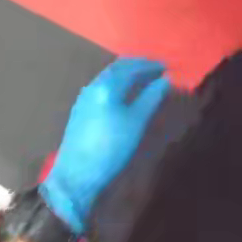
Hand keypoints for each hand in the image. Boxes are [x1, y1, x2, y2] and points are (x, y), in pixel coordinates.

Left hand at [41, 58, 171, 233]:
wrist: (75, 176)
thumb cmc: (110, 149)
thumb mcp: (136, 123)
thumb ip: (151, 97)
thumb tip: (166, 80)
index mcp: (107, 85)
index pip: (132, 66)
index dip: (151, 65)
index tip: (166, 67)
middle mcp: (94, 84)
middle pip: (119, 67)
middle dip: (138, 66)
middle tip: (156, 70)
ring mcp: (85, 96)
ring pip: (109, 76)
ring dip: (128, 73)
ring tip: (144, 80)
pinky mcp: (81, 108)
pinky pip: (103, 85)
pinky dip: (118, 83)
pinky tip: (125, 93)